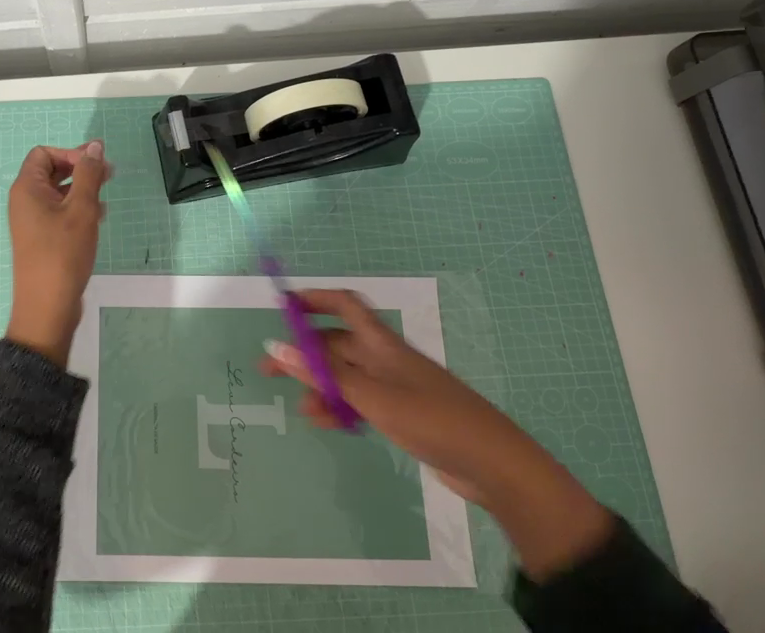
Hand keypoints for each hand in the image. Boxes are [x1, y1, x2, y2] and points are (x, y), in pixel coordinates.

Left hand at [4, 140, 110, 366]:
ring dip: (82, 189)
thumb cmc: (63, 253)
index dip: (70, 153)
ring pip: (58, 193)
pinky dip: (78, 208)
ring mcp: (31, 221)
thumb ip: (89, 174)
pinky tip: (98, 217)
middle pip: (51, 171)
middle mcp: (24, 201)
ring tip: (107, 195)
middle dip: (80, 169)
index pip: (44, 154)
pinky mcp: (41, 239)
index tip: (95, 167)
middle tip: (110, 173)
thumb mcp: (81, 209)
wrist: (47, 306)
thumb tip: (94, 147)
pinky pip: (59, 212)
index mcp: (27, 189)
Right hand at [261, 288, 613, 579]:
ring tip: (305, 411)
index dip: (314, 300)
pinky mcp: (403, 413)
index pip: (344, 305)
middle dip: (305, 353)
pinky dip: (342, 407)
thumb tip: (276, 347)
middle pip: (338, 343)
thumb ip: (324, 375)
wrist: (494, 464)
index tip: (282, 307)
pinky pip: (361, 401)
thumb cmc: (433, 420)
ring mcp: (396, 386)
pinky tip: (330, 424)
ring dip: (322, 386)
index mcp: (382, 344)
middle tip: (271, 372)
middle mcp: (386, 358)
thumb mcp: (373, 397)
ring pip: (347, 376)